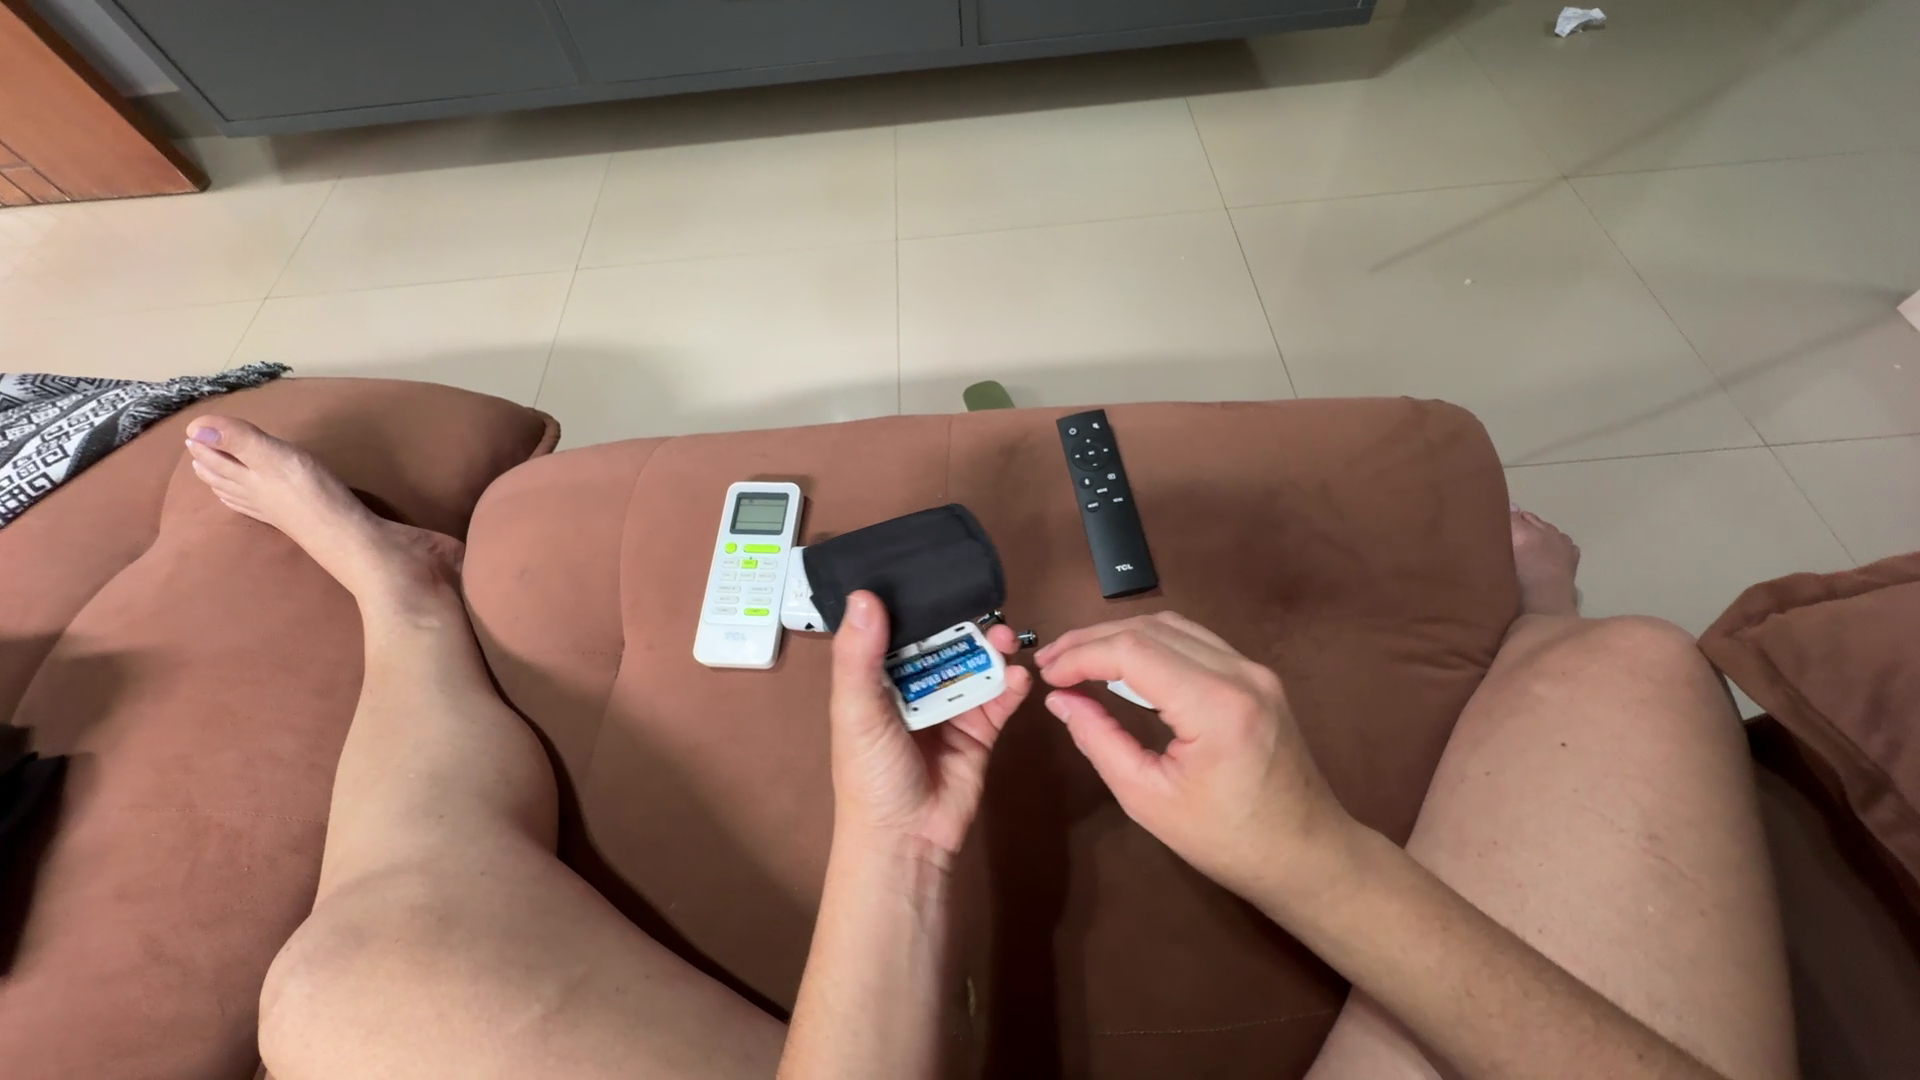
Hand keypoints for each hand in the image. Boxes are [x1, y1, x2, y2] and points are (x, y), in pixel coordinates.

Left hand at [828, 592, 1031, 866]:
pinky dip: (1011, 685)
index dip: (915, 604)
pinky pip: (999, 699)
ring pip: (975, 666)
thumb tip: (863, 596)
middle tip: (985, 606)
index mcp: (879, 678)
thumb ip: (858, 656)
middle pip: (943, 644)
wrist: (906, 837)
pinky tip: (1018, 676)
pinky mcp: (980, 729)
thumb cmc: (870, 773)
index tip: (937, 573)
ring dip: (992, 649)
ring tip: (1006, 637)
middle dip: (963, 624)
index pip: (897, 630)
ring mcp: (950, 707)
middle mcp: (915, 687)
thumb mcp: (855, 710)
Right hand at [1034, 612, 1353, 900]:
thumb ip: (1099, 741)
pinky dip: (1149, 643)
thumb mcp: (1148, 799)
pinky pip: (1192, 640)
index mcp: (1215, 706)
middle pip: (1149, 628)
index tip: (1047, 674)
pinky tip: (1123, 663)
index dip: (1081, 655)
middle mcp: (1238, 673)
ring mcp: (1252, 669)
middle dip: (1092, 639)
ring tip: (1078, 659)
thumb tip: (1060, 700)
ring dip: (1119, 635)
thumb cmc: (1226, 840)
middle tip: (1051, 662)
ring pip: (1171, 626)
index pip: (1133, 651)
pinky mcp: (1255, 675)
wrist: (1308, 854)